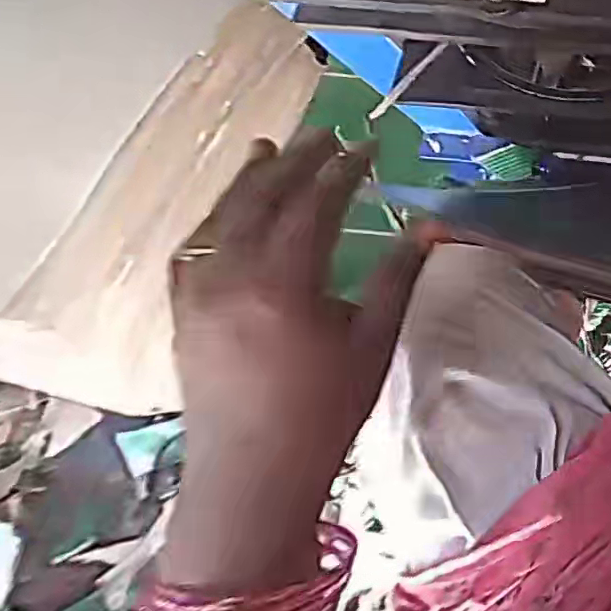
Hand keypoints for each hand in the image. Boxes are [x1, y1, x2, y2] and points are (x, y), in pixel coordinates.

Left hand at [170, 130, 429, 471]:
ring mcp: (199, 292)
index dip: (343, 171)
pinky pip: (195, 248)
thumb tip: (427, 228)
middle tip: (325, 134)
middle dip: (297, 160)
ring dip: (251, 179)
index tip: (365, 147)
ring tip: (271, 149)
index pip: (316, 204)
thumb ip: (398, 278)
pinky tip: (227, 212)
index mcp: (283, 281)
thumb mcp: (372, 343)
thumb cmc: (324, 413)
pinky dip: (216, 219)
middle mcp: (231, 275)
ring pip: (222, 216)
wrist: (252, 476)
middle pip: (264, 197)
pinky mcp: (184, 312)